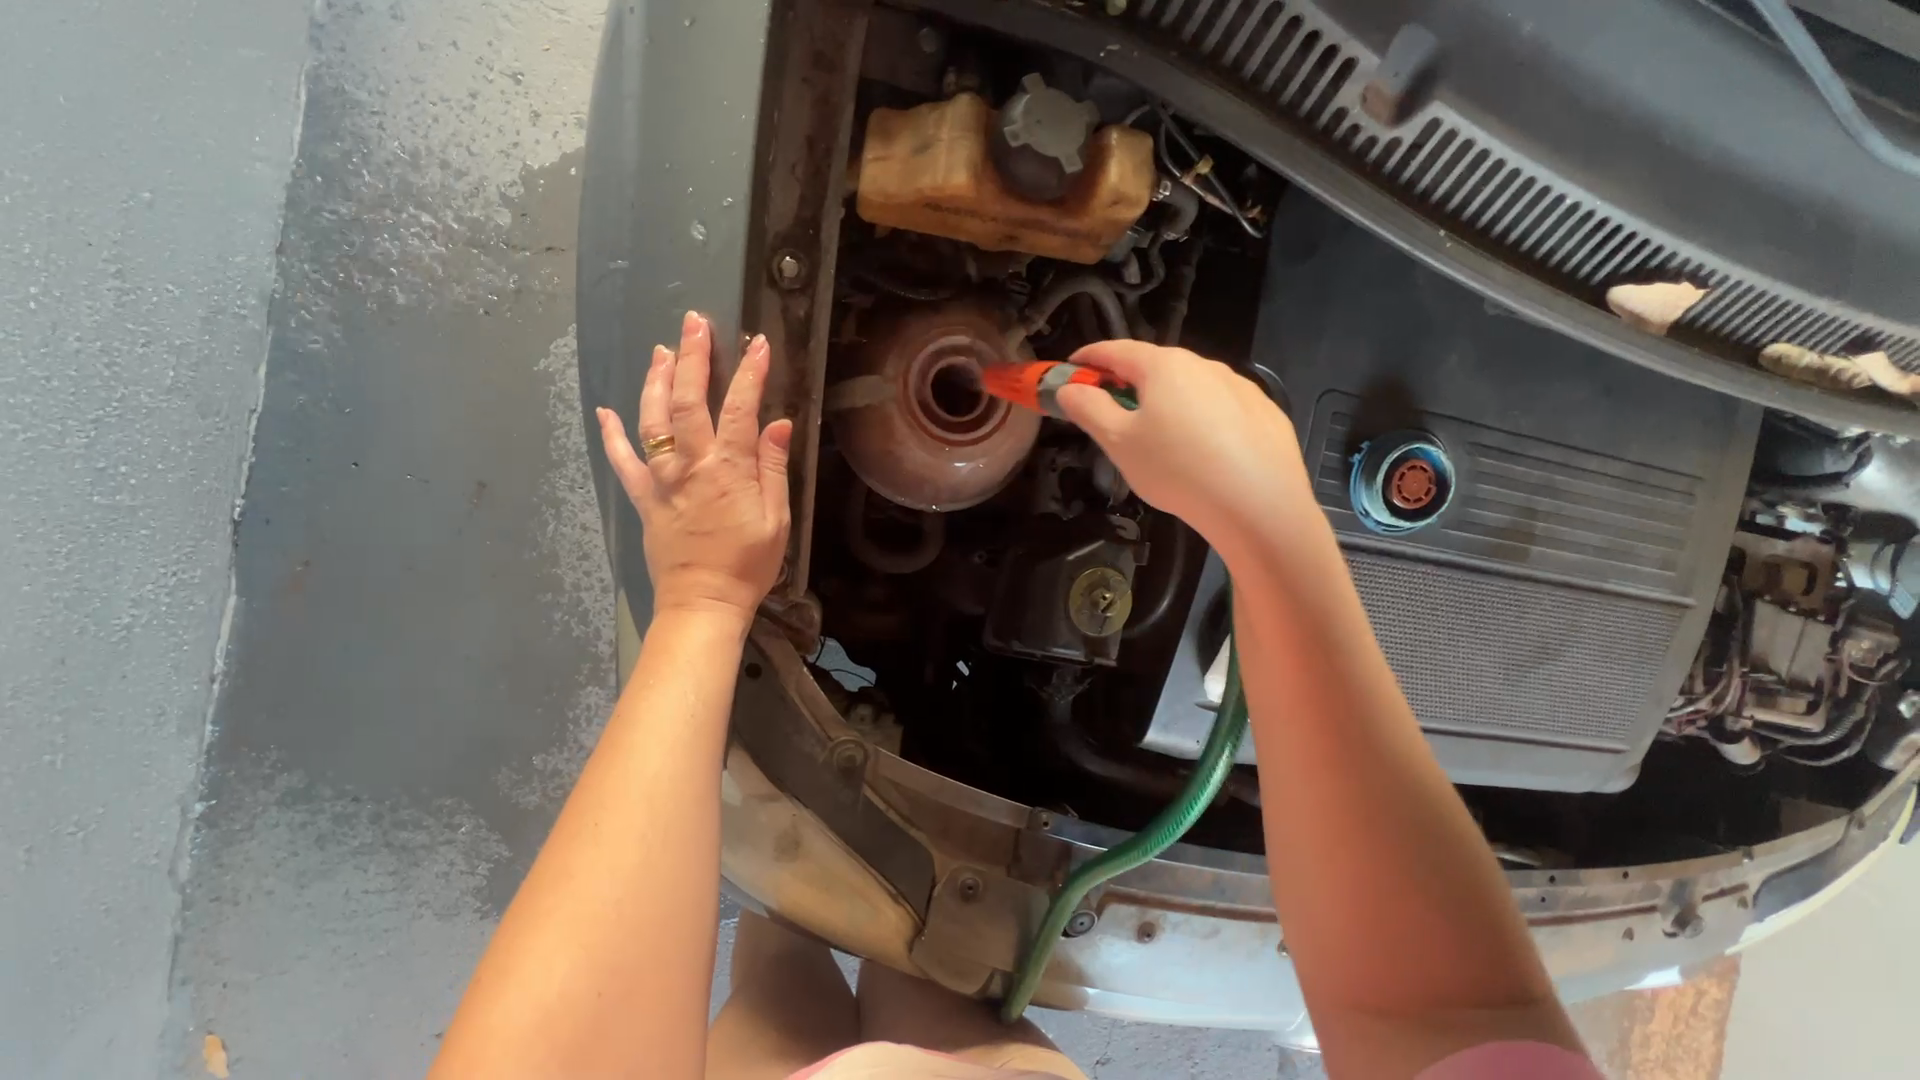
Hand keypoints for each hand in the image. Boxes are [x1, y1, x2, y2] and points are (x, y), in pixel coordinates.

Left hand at [597, 311, 792, 624]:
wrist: (703, 604)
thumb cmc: (749, 564)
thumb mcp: (777, 519)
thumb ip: (773, 468)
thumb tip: (779, 422)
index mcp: (729, 470)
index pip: (740, 408)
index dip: (749, 372)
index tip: (757, 342)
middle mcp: (691, 466)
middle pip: (687, 401)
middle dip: (692, 358)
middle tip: (695, 323)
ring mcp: (662, 480)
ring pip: (652, 420)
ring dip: (656, 381)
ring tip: (662, 350)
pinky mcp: (644, 498)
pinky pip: (623, 462)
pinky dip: (612, 434)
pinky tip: (605, 411)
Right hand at [1055, 340, 1313, 560]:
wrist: (1258, 505)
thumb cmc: (1177, 469)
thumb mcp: (1119, 443)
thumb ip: (1090, 409)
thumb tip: (1069, 387)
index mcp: (1164, 366)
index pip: (1116, 349)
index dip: (1088, 357)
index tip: (1071, 368)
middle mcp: (1204, 365)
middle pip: (1156, 366)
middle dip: (1129, 382)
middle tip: (1112, 410)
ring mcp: (1240, 387)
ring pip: (1192, 387)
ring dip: (1169, 400)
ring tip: (1161, 437)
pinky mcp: (1265, 413)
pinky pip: (1222, 408)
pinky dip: (1203, 419)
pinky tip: (1205, 452)